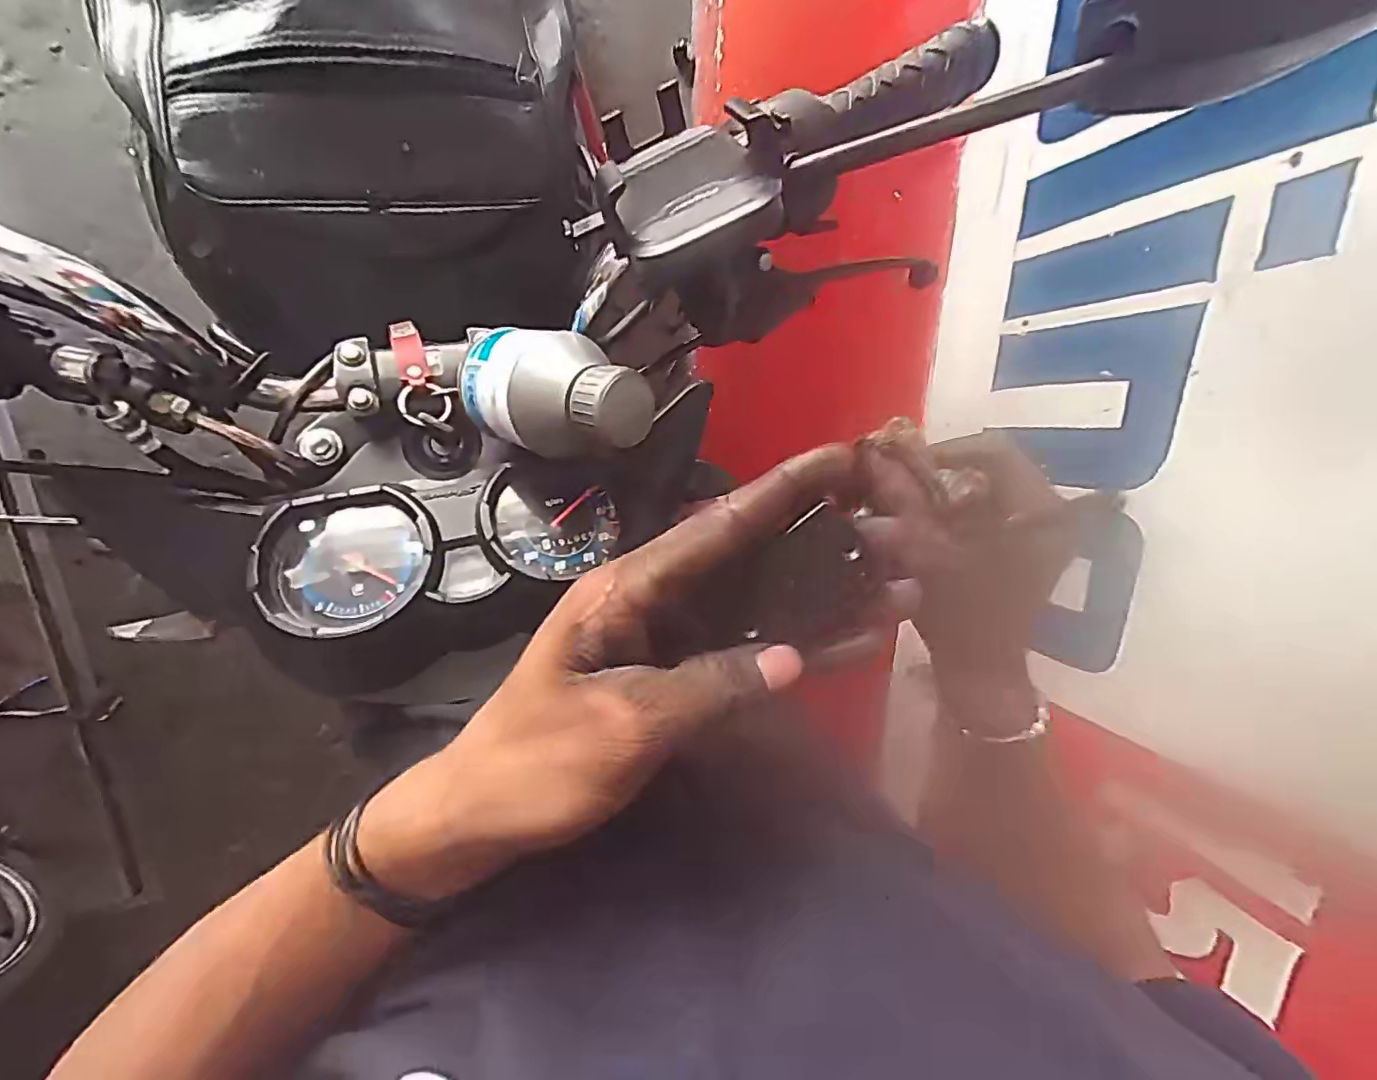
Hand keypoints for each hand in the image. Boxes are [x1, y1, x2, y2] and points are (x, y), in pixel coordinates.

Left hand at [356, 446, 868, 900]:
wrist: (484, 812)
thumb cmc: (538, 761)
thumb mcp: (622, 723)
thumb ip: (708, 687)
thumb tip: (793, 660)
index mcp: (626, 589)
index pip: (713, 529)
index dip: (779, 492)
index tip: (838, 461)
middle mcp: (650, 600)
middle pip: (743, 558)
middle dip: (814, 539)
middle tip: (887, 525)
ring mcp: (664, 638)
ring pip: (752, 605)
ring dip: (816, 598)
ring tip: (891, 586)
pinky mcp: (673, 675)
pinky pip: (741, 652)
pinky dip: (790, 649)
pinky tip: (845, 645)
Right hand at [856, 426, 1093, 732]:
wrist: (980, 672)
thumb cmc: (961, 618)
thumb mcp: (927, 554)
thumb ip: (902, 501)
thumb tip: (874, 456)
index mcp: (1040, 510)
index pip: (992, 449)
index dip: (939, 451)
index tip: (897, 468)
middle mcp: (1048, 512)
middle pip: (983, 466)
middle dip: (933, 472)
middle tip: (893, 485)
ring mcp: (1035, 529)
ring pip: (978, 486)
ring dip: (937, 490)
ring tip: (899, 504)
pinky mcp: (1018, 543)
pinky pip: (978, 507)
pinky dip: (945, 508)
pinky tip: (917, 522)